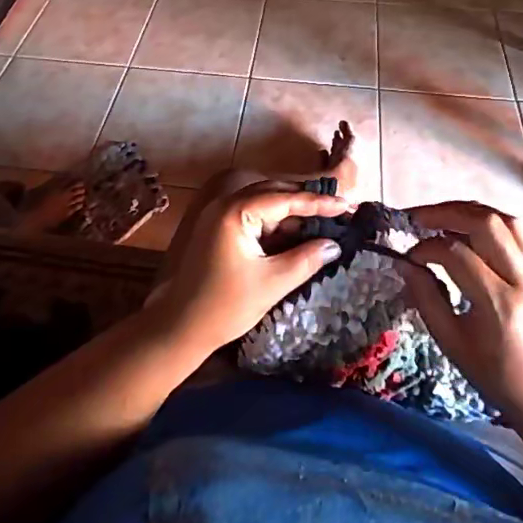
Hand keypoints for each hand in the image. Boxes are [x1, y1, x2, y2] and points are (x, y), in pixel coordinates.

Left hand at [150, 186, 351, 350]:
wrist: (177, 329)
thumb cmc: (223, 306)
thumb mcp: (272, 283)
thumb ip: (306, 259)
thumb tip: (334, 245)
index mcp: (236, 212)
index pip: (286, 198)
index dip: (318, 202)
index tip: (345, 206)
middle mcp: (226, 205)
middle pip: (275, 193)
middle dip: (306, 203)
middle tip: (336, 212)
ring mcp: (219, 216)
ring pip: (265, 204)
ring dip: (292, 214)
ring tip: (321, 224)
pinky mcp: (218, 230)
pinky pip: (254, 217)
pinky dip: (276, 225)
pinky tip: (295, 236)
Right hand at [395, 202, 522, 423]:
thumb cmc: (495, 375)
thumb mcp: (452, 343)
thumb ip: (426, 299)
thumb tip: (405, 264)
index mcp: (498, 302)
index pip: (456, 254)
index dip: (426, 249)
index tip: (408, 257)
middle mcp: (522, 278)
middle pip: (485, 223)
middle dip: (446, 213)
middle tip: (417, 218)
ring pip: (504, 220)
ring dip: (469, 212)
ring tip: (440, 218)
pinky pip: (516, 231)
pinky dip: (489, 221)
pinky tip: (468, 229)